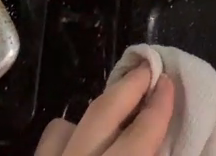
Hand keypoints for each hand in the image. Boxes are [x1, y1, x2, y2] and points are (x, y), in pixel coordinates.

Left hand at [33, 67, 174, 155]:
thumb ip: (147, 154)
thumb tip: (159, 141)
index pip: (139, 135)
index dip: (158, 108)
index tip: (168, 83)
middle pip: (101, 114)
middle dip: (127, 87)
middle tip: (148, 68)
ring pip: (65, 124)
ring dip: (93, 116)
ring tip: (115, 112)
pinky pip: (47, 144)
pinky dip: (66, 138)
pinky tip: (80, 146)